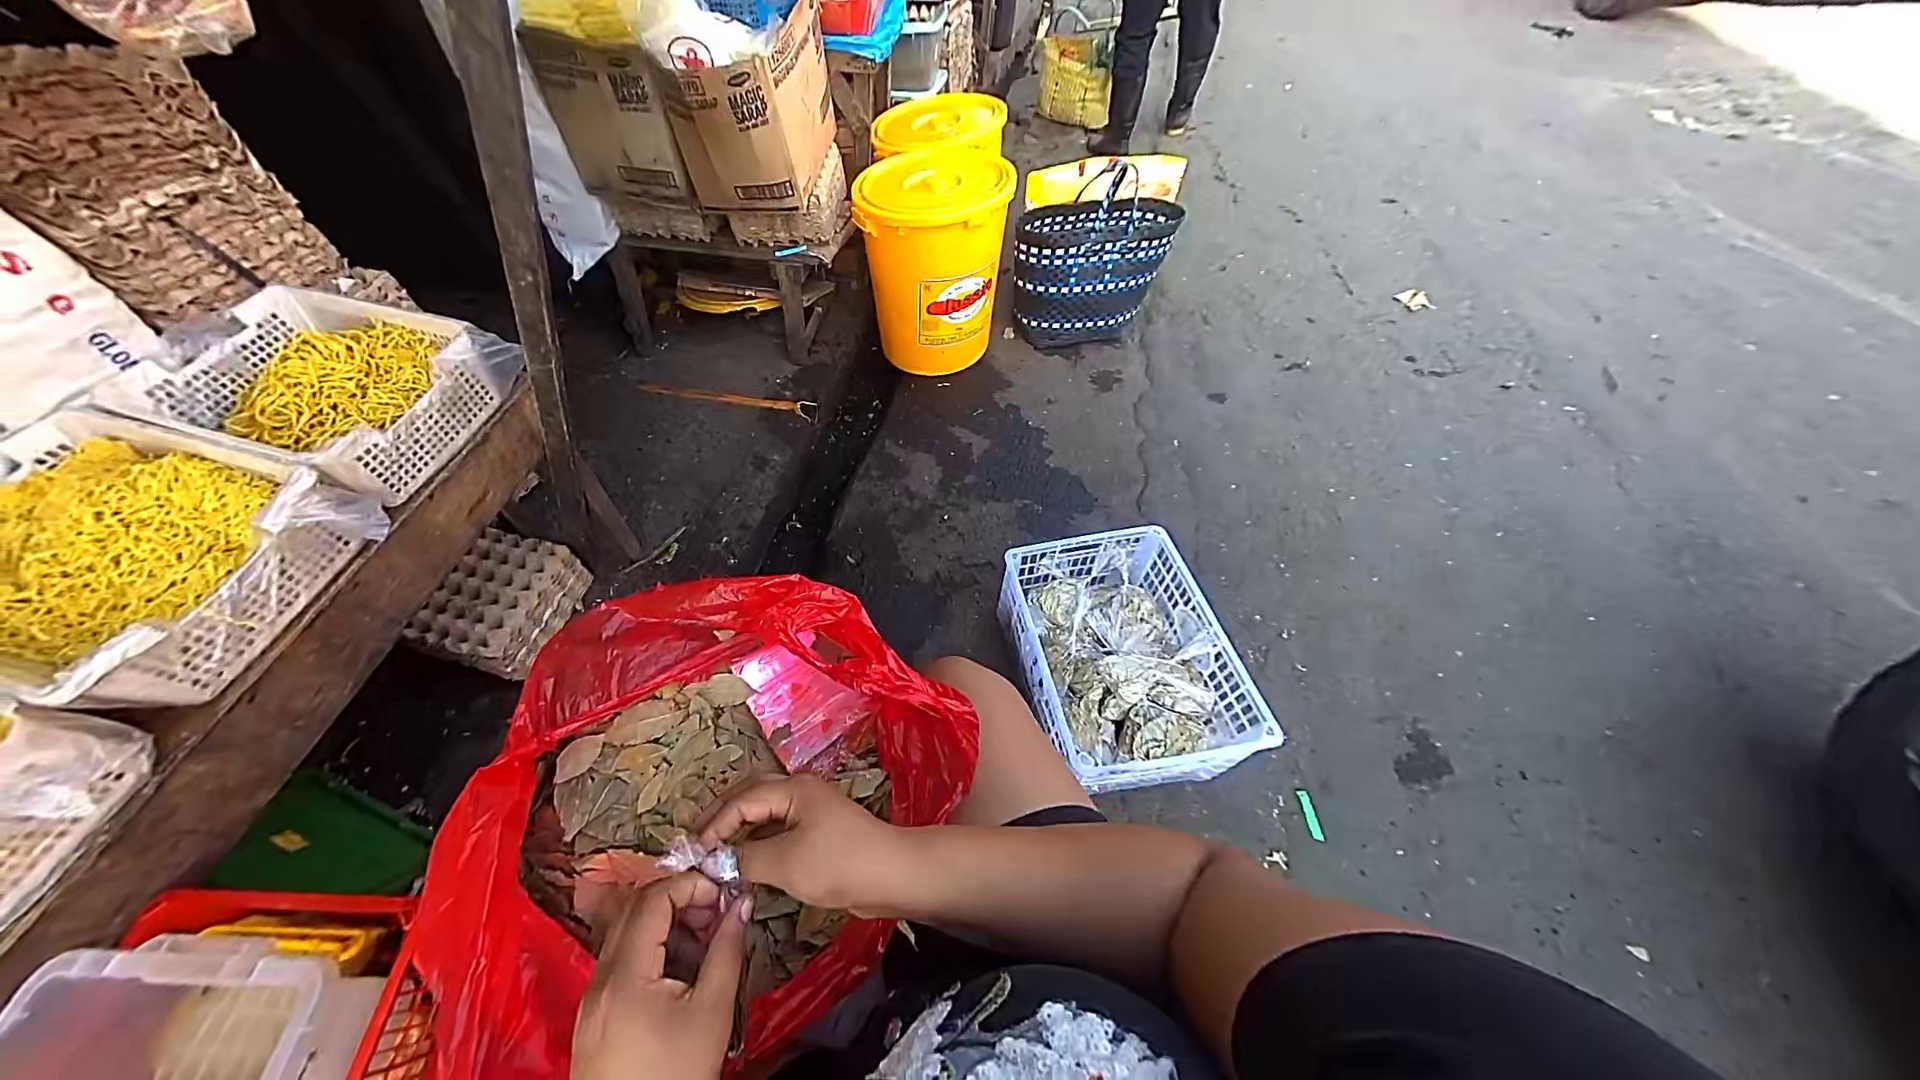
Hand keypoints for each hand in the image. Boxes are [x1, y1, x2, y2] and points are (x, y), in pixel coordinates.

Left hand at [572, 872, 750, 1079]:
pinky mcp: (593, 1016)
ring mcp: (591, 999)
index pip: (652, 899)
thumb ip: (727, 948)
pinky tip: (683, 967)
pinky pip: (622, 960)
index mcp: (624, 975)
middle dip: (680, 899)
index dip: (690, 886)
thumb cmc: (677, 1075)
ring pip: (628, 933)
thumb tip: (742, 902)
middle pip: (635, 910)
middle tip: (716, 913)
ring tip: (705, 940)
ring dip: (668, 923)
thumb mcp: (712, 1010)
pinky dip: (654, 948)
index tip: (722, 896)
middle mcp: (599, 979)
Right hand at [697, 773, 913, 915]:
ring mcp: (809, 811)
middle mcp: (800, 792)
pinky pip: (777, 830)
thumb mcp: (784, 862)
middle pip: (751, 796)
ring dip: (739, 829)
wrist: (889, 875)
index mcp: (793, 788)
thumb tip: (715, 861)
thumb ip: (744, 857)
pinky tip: (743, 861)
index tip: (693, 852)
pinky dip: (757, 841)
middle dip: (722, 817)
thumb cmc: (837, 863)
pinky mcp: (816, 833)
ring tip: (714, 853)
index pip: (742, 799)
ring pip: (764, 813)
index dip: (714, 824)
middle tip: (696, 842)